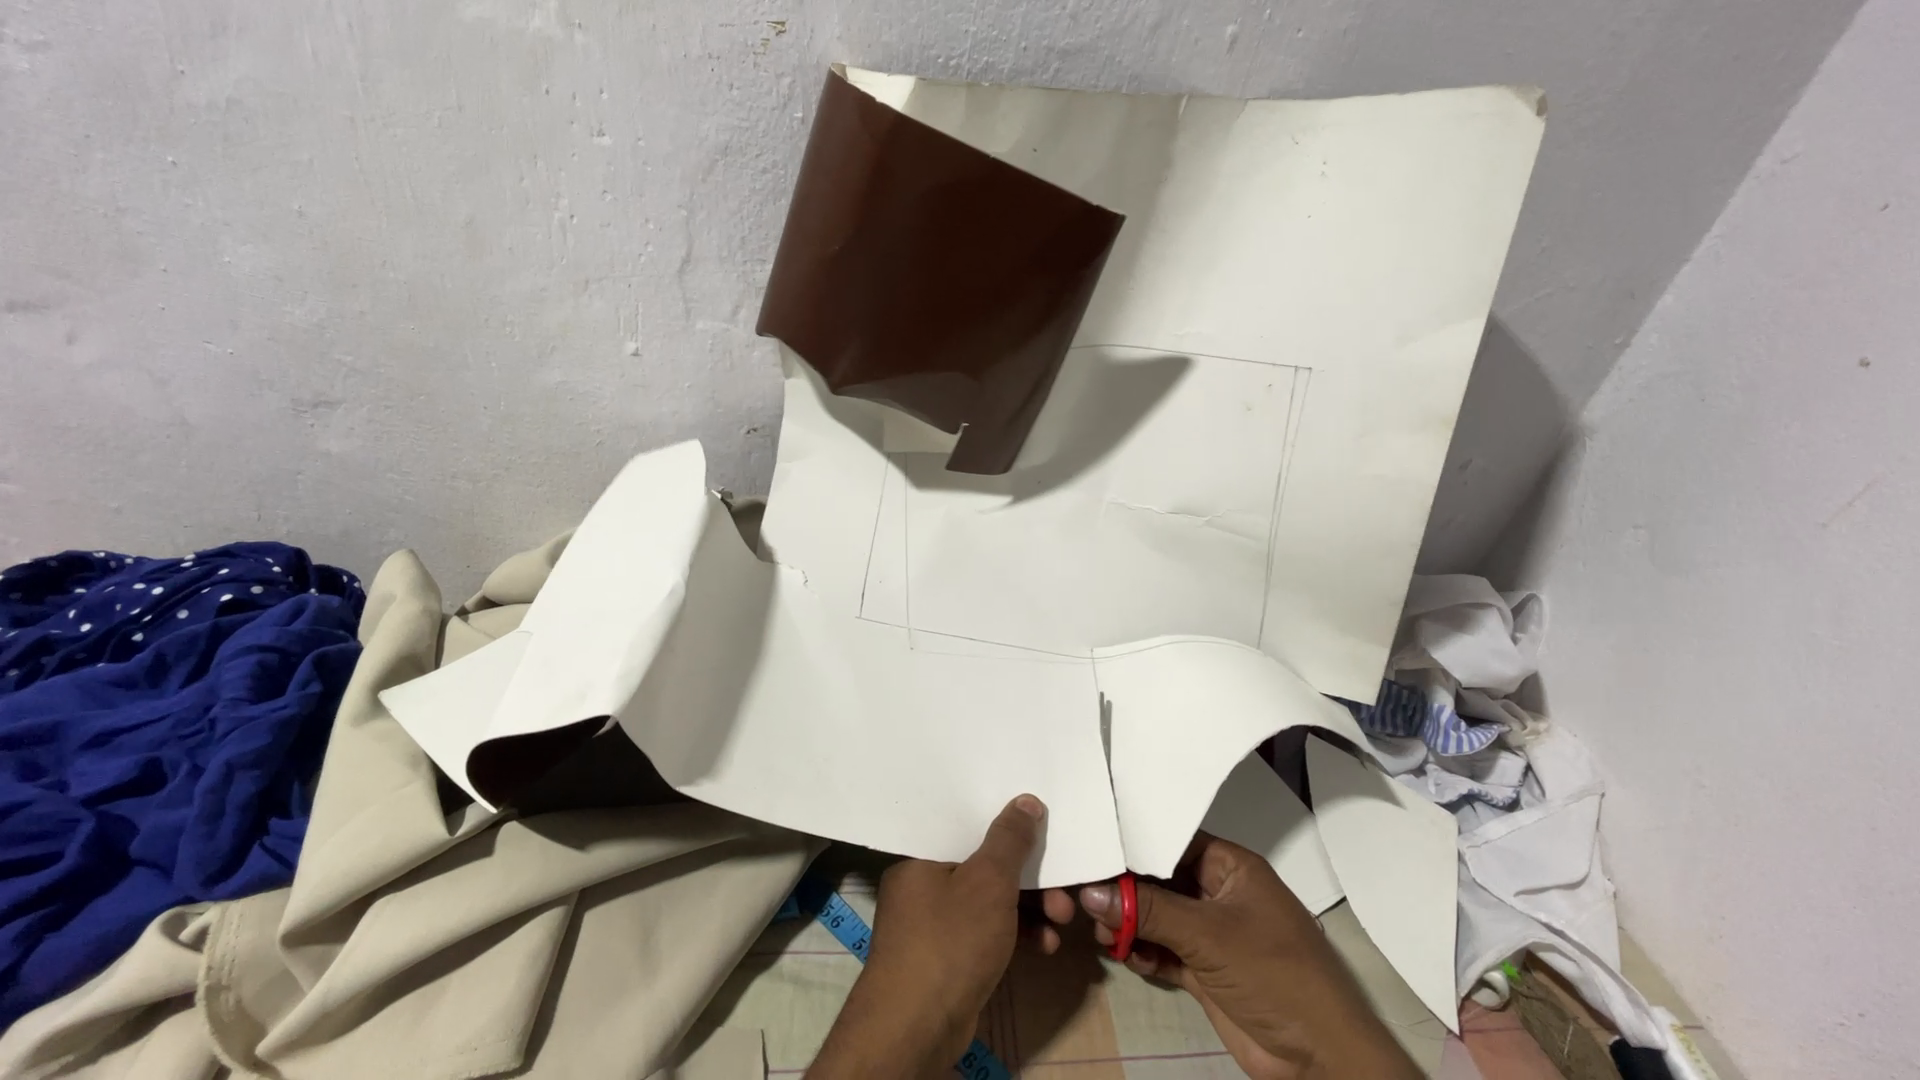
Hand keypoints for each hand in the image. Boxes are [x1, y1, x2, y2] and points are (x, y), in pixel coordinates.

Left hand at [807, 795, 1044, 1078]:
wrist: (918, 1026)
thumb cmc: (950, 940)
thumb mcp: (987, 881)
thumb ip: (1009, 840)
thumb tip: (1025, 801)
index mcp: (920, 857)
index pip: (964, 826)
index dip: (1003, 823)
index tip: (1038, 824)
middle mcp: (921, 886)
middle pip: (982, 865)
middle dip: (1028, 876)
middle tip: (1062, 887)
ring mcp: (934, 925)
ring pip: (989, 902)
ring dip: (1029, 907)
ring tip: (1062, 918)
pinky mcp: (949, 958)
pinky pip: (987, 933)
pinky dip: (1016, 934)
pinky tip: (1044, 944)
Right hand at [1053, 833, 1419, 1079]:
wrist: (1319, 1057)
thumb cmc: (1273, 974)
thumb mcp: (1208, 934)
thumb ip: (1148, 910)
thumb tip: (1090, 891)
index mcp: (1231, 868)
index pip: (1172, 843)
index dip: (1132, 845)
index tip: (1090, 847)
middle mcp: (1219, 894)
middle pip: (1160, 881)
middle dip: (1124, 890)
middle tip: (1083, 897)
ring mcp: (1212, 935)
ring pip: (1158, 918)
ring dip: (1129, 924)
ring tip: (1103, 933)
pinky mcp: (1205, 971)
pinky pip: (1163, 951)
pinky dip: (1143, 952)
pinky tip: (1124, 956)